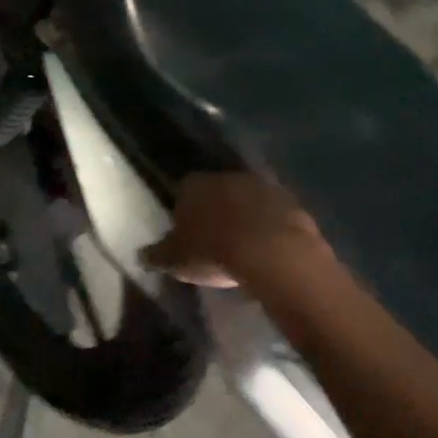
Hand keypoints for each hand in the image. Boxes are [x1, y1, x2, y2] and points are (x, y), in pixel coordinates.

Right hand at [142, 172, 329, 287]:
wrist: (275, 257)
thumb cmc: (215, 252)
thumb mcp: (177, 260)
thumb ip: (158, 255)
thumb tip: (141, 256)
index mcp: (193, 184)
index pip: (184, 192)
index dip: (187, 213)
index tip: (190, 235)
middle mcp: (226, 177)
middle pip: (219, 193)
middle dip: (219, 212)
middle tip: (219, 241)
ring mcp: (264, 189)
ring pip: (250, 202)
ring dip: (249, 219)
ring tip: (248, 249)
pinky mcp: (297, 207)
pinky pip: (279, 218)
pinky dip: (275, 231)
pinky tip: (274, 253)